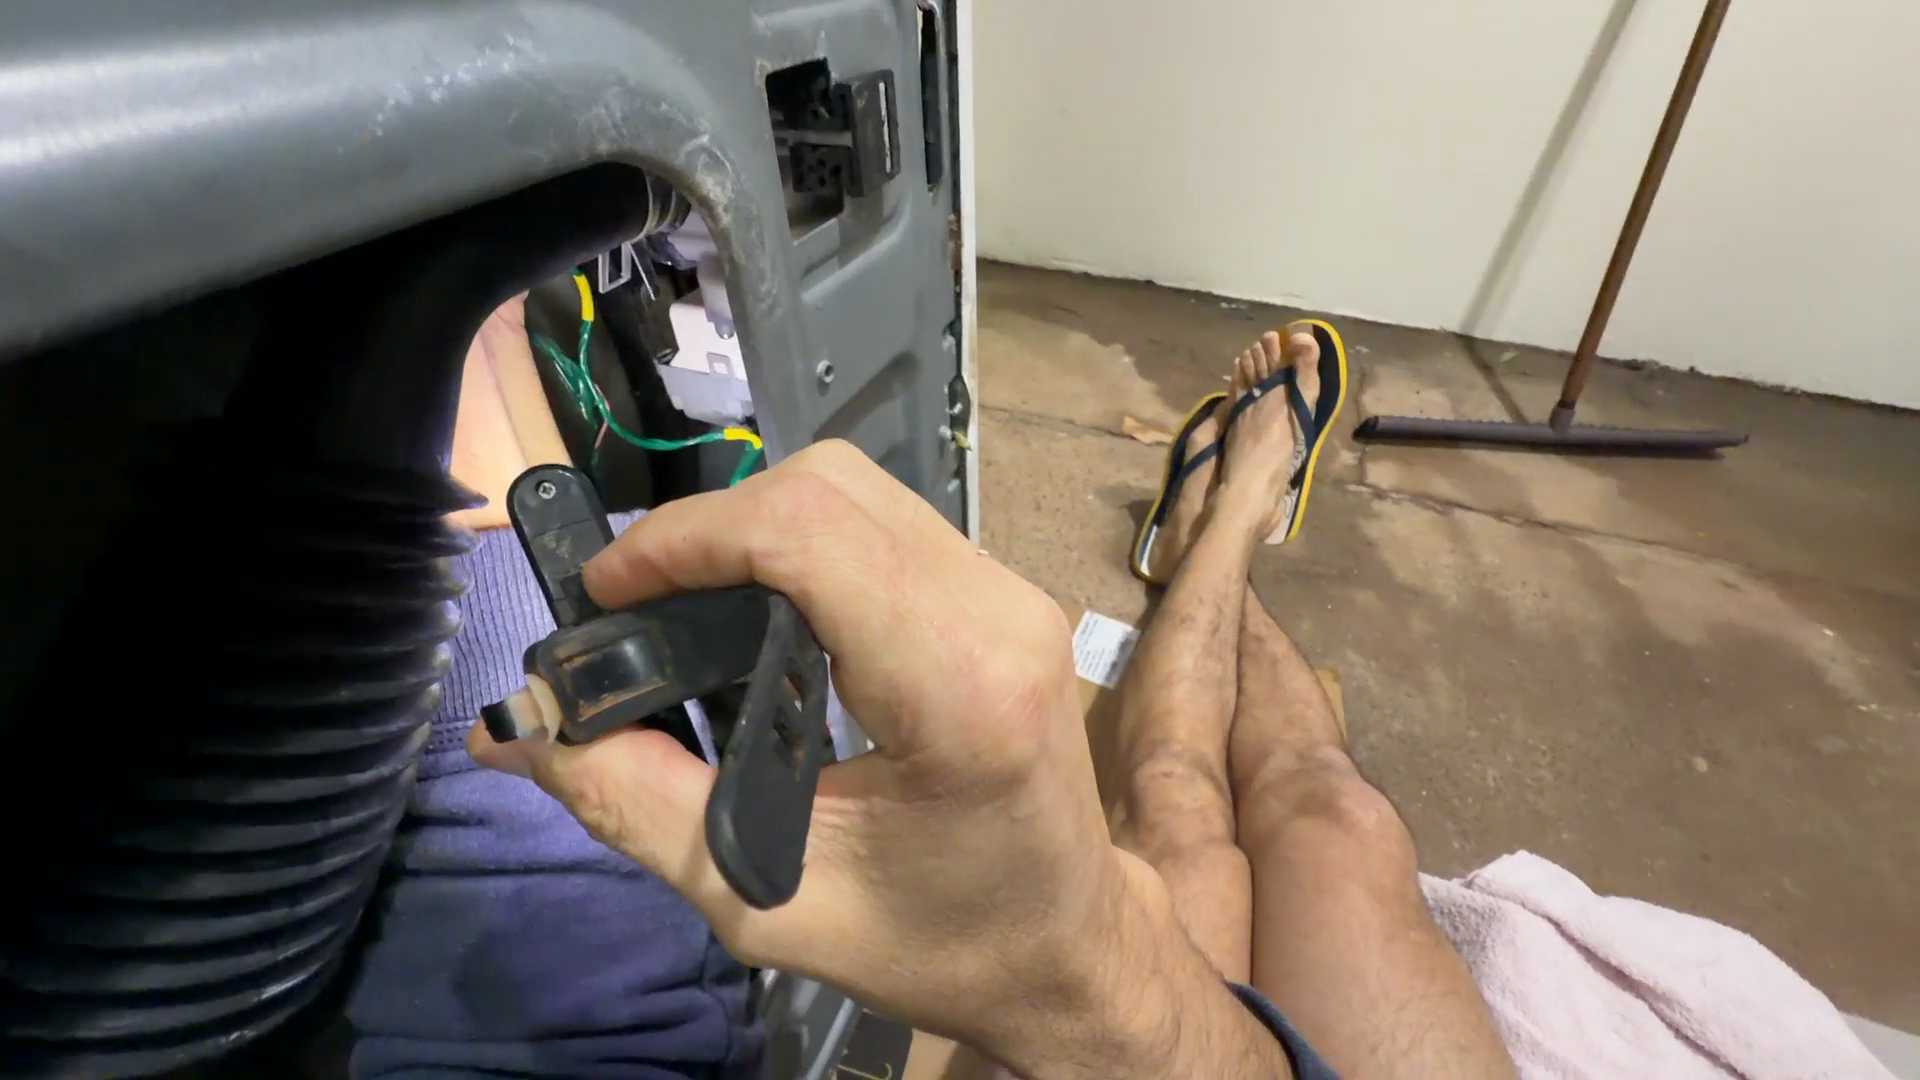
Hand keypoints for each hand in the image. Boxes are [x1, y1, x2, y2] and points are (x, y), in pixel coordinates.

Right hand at [470, 442, 1286, 1075]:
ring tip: (698, 604)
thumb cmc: (942, 942)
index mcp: (958, 685)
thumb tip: (524, 727)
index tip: (612, 591)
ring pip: (861, 492)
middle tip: (647, 603)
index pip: (809, 532)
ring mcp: (1011, 590)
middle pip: (832, 487)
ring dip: (763, 528)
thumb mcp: (771, 900)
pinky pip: (890, 523)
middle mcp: (997, 608)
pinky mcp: (1006, 592)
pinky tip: (775, 606)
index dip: (689, 537)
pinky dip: (812, 543)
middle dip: (718, 526)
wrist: (1070, 940)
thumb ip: (637, 804)